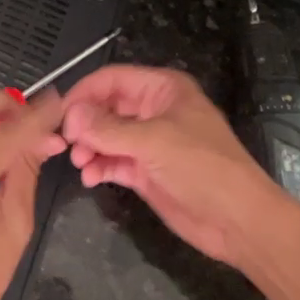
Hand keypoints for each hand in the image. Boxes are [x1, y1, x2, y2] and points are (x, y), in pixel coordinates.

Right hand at [60, 65, 286, 267]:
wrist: (239, 220)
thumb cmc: (202, 167)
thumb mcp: (154, 141)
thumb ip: (108, 129)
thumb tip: (71, 115)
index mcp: (162, 89)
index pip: (113, 79)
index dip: (85, 92)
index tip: (60, 112)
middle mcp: (154, 110)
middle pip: (107, 107)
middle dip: (86, 123)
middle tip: (66, 142)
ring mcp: (151, 142)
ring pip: (108, 136)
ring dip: (90, 147)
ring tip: (80, 162)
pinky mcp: (148, 171)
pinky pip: (115, 162)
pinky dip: (100, 167)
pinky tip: (90, 177)